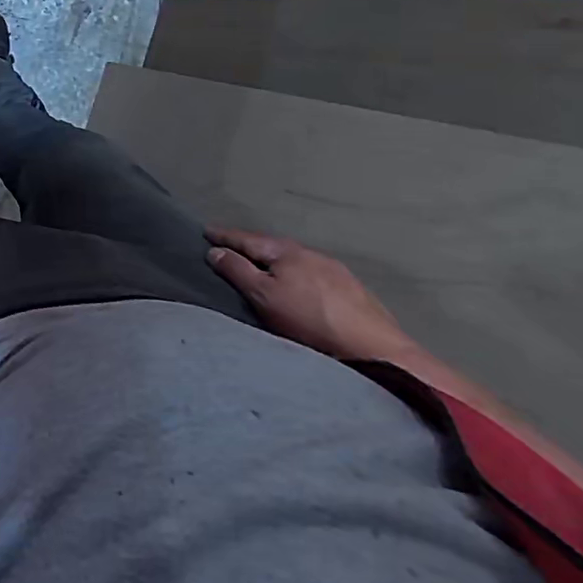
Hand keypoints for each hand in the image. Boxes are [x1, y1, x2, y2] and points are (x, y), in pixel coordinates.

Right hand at [205, 226, 420, 363]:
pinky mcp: (354, 292)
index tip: (206, 230)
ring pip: (296, 261)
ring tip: (262, 267)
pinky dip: (296, 275)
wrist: (377, 351)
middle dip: (251, 246)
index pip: (247, 239)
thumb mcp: (263, 296)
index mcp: (287, 252)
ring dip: (275, 261)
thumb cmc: (309, 321)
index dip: (225, 236)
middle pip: (273, 247)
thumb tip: (216, 250)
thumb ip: (237, 271)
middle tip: (230, 247)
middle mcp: (313, 255)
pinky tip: (298, 287)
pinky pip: (313, 275)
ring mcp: (337, 272)